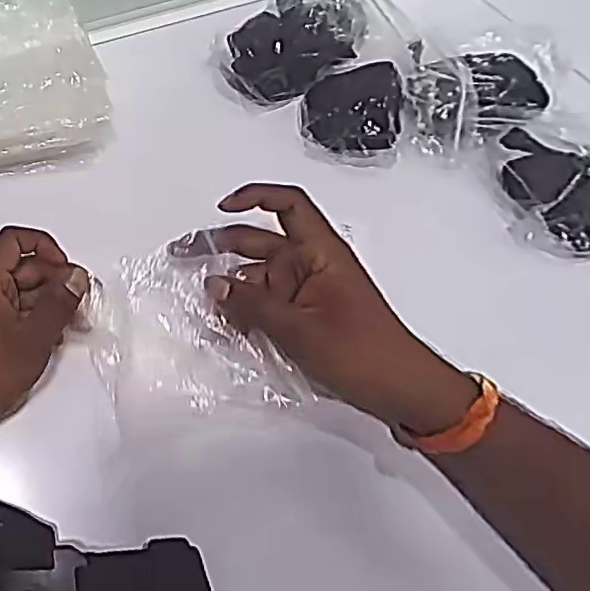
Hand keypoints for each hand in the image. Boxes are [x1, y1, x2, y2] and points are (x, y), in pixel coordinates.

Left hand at [0, 227, 90, 465]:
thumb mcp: (34, 336)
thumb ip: (59, 303)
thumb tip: (74, 278)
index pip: (15, 240)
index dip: (46, 248)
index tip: (66, 269)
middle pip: (24, 266)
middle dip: (56, 279)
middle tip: (80, 299)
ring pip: (25, 290)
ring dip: (51, 302)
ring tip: (74, 323)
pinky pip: (19, 310)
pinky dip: (39, 318)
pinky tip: (56, 337)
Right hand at [172, 184, 477, 434]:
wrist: (405, 393)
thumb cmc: (369, 355)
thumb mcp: (300, 329)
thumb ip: (251, 304)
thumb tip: (214, 285)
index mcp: (320, 253)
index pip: (288, 204)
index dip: (254, 197)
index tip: (223, 206)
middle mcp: (309, 263)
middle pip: (257, 240)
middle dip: (218, 245)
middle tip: (184, 254)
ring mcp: (303, 288)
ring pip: (253, 274)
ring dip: (229, 286)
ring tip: (205, 302)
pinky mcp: (299, 311)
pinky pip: (261, 300)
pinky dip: (241, 307)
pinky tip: (226, 323)